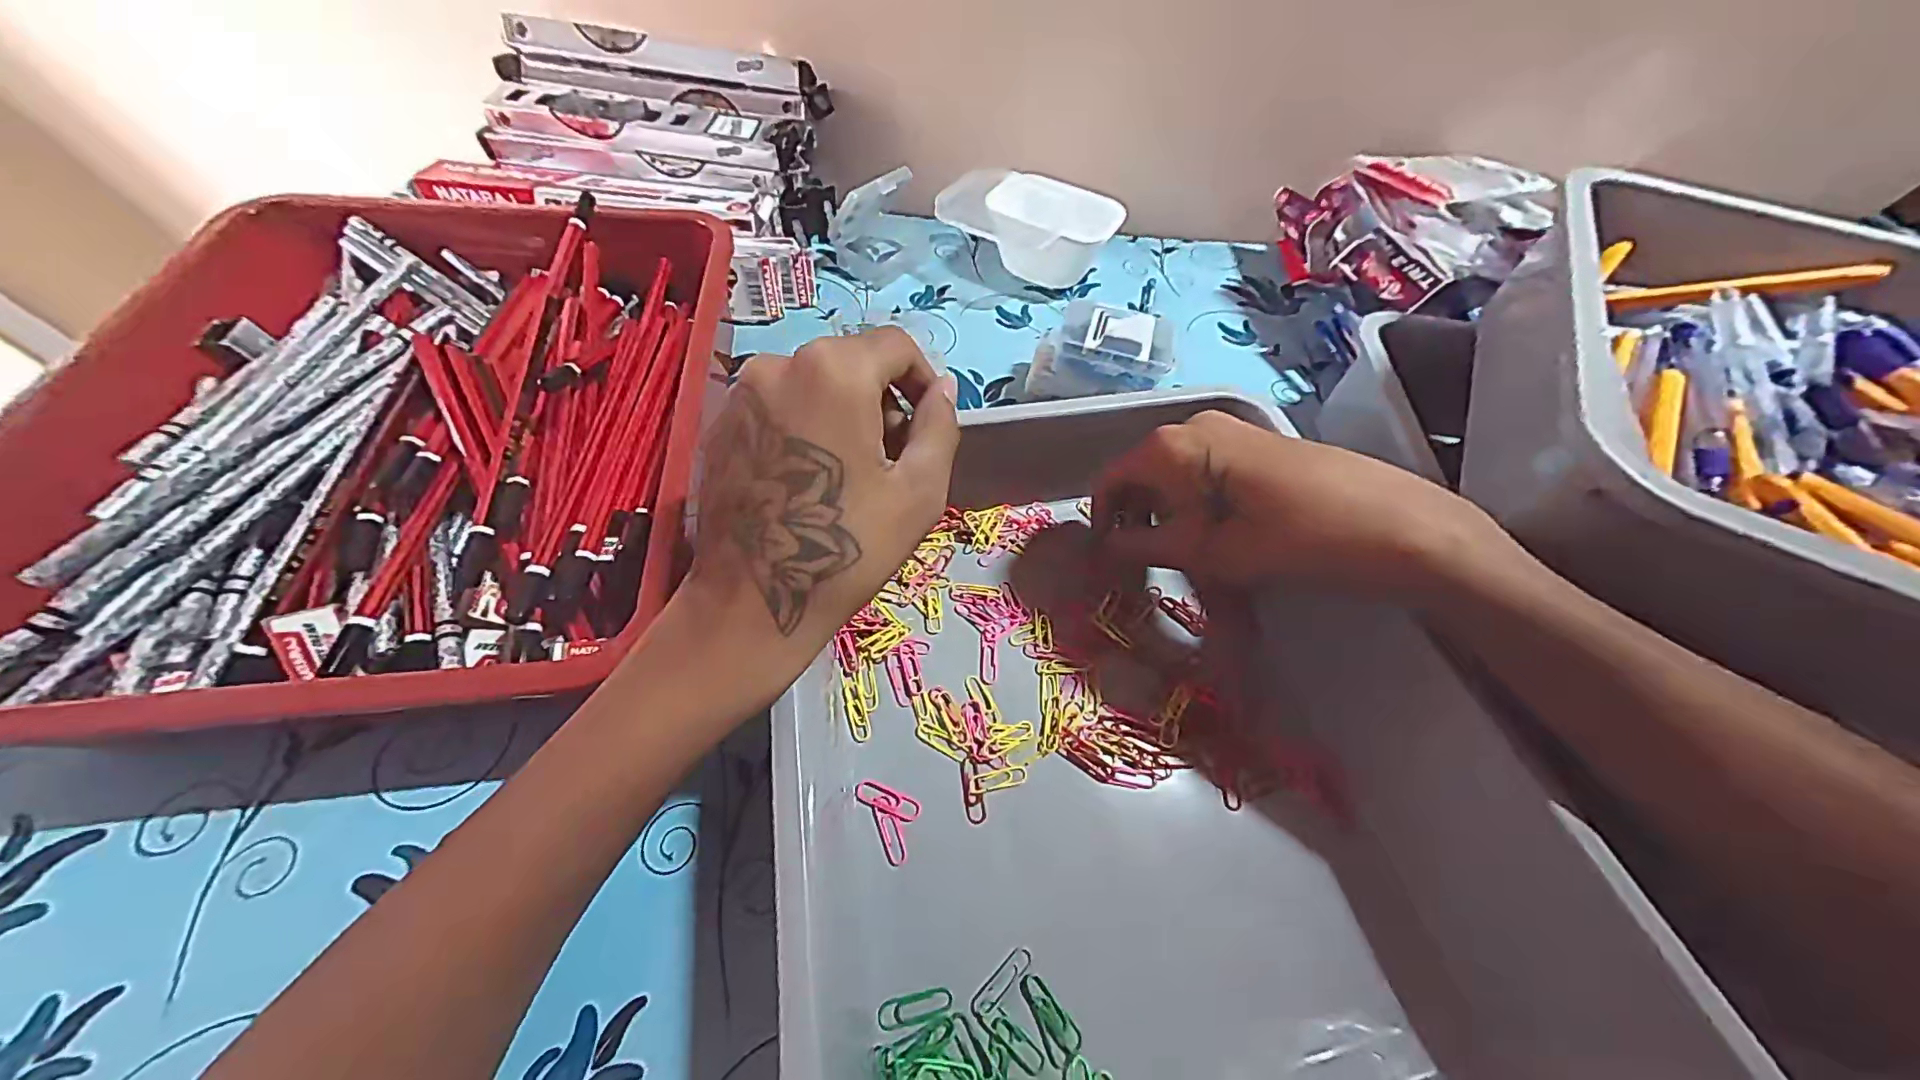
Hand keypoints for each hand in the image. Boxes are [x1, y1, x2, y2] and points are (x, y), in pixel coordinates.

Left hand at [682, 327, 959, 673]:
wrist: (753, 602)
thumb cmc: (848, 546)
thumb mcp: (919, 491)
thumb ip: (940, 426)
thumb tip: (944, 389)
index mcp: (834, 370)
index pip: (896, 345)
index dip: (923, 380)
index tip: (927, 425)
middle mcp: (779, 363)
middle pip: (852, 362)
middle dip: (882, 401)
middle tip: (891, 460)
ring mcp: (740, 394)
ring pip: (814, 384)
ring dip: (843, 414)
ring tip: (849, 475)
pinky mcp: (719, 425)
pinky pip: (779, 407)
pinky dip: (805, 427)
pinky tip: (808, 481)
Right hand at [1090, 409, 1513, 599]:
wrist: (1402, 527)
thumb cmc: (1301, 539)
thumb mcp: (1213, 552)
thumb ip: (1147, 546)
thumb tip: (1105, 547)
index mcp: (1177, 445)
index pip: (1112, 480)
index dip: (1102, 523)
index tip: (1107, 564)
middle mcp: (1197, 426)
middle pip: (1140, 477)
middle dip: (1135, 523)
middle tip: (1145, 570)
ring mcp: (1230, 433)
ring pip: (1171, 479)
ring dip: (1165, 520)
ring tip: (1184, 563)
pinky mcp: (1256, 447)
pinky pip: (1202, 476)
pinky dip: (1194, 509)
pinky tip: (1216, 540)